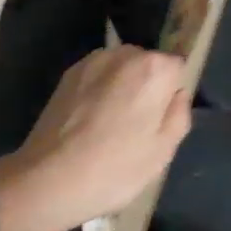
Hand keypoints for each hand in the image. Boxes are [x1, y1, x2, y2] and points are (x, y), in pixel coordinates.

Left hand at [0, 45, 192, 230]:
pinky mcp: (70, 71)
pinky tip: (89, 120)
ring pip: (121, 68)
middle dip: (146, 86)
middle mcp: (125, 53)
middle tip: (135, 126)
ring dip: (121, 86)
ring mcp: (94, 59)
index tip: (159, 119)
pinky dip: (98, 89)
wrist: (51, 177)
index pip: (176, 68)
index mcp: (154, 68)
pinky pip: (97, 75)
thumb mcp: (163, 152)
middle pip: (148, 64)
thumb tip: (178, 94)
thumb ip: (179, 114)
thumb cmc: (116, 167)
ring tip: (108, 124)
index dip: (170, 93)